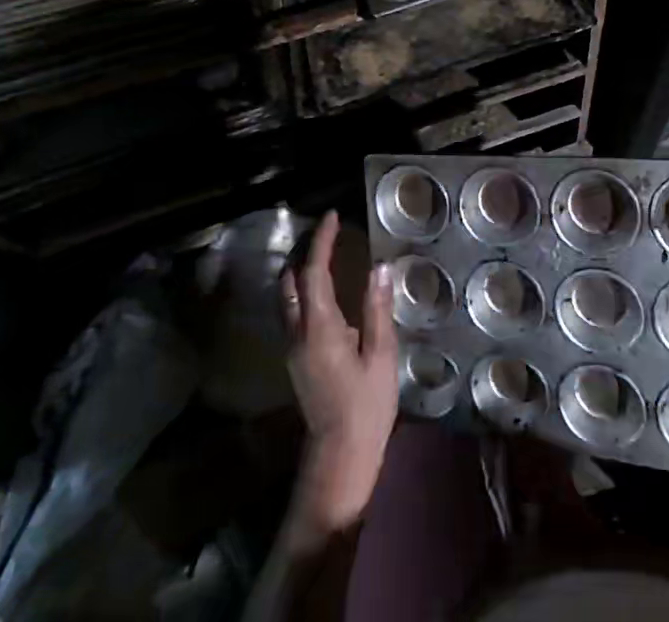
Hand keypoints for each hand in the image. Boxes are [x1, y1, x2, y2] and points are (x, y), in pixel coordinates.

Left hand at [279, 211, 398, 540]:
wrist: (340, 451)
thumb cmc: (367, 404)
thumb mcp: (381, 355)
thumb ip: (377, 309)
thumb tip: (379, 268)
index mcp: (319, 329)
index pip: (313, 273)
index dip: (321, 242)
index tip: (333, 217)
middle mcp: (297, 333)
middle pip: (290, 282)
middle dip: (305, 253)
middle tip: (330, 234)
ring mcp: (291, 348)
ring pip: (286, 298)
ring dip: (301, 272)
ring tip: (327, 257)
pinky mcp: (295, 359)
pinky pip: (293, 313)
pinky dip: (304, 292)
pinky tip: (327, 294)